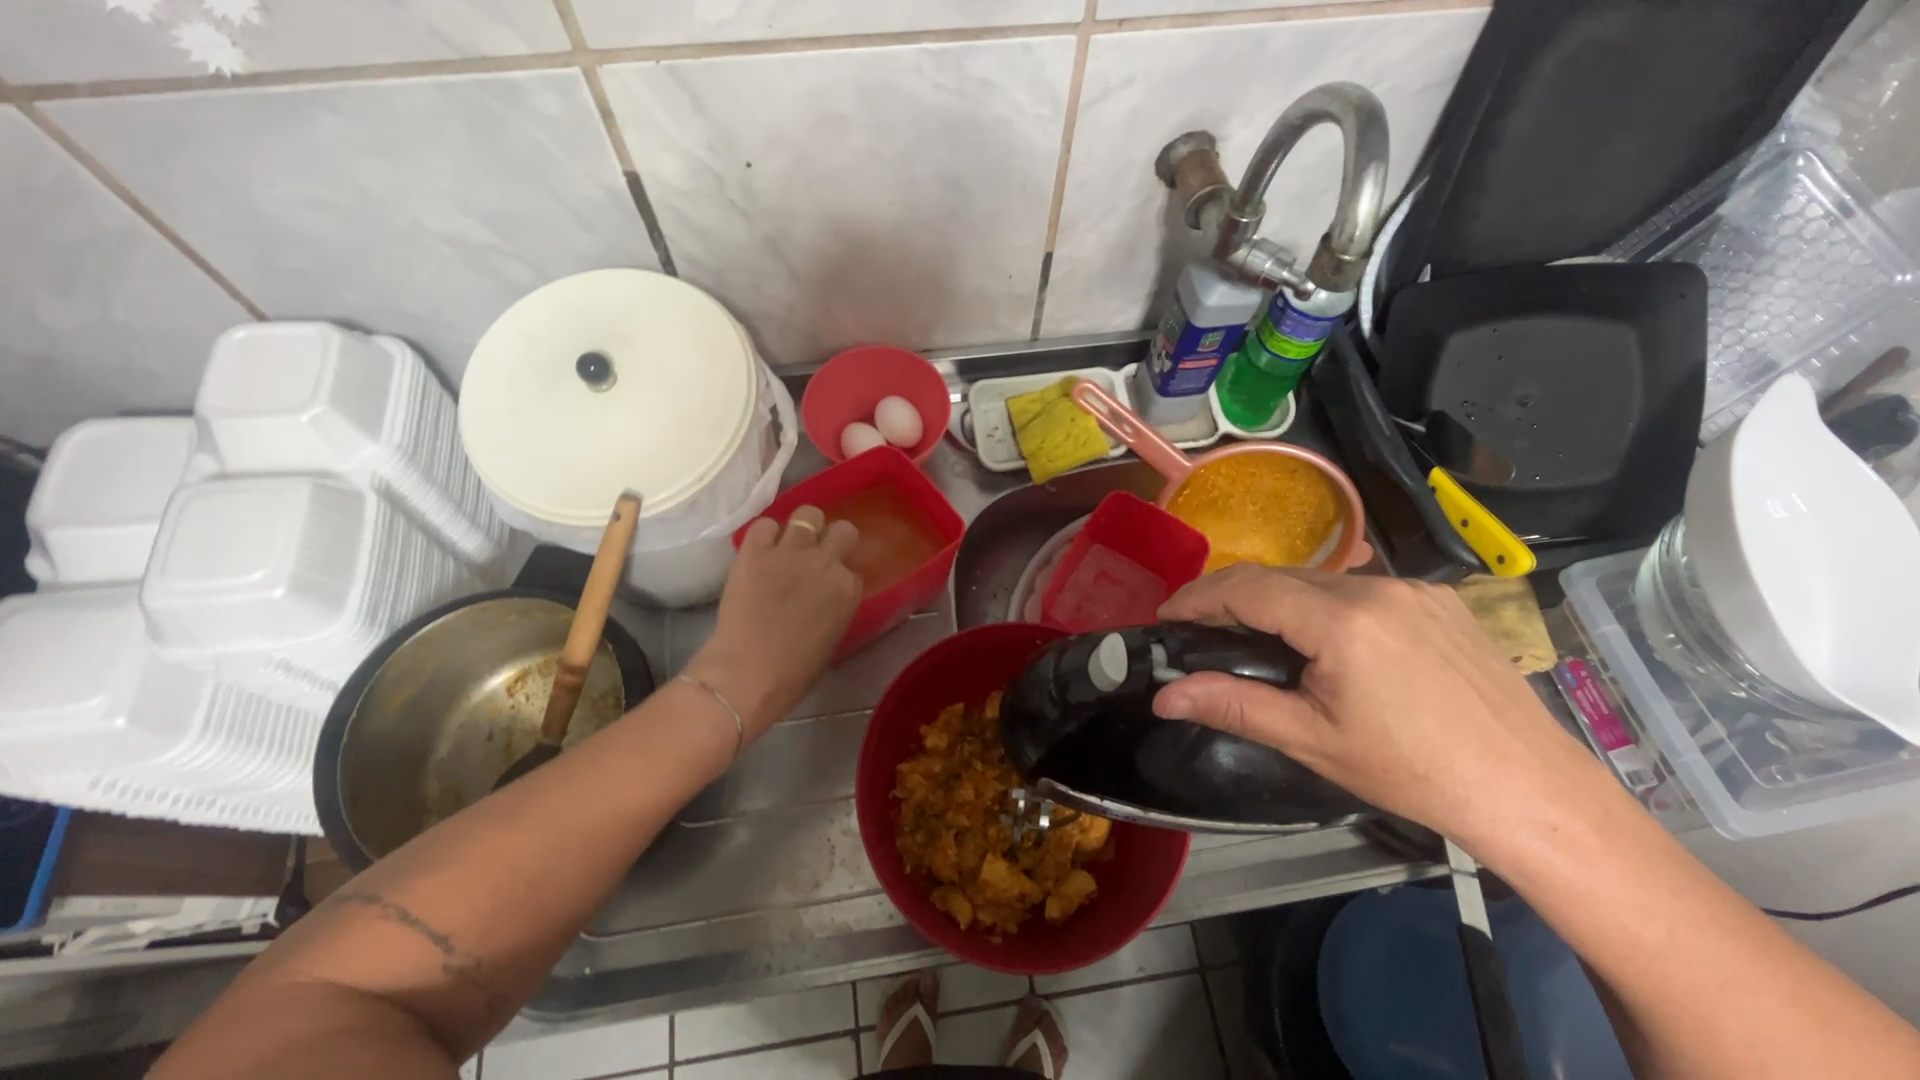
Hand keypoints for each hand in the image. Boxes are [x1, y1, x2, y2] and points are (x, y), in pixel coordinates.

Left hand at [682, 507, 861, 741]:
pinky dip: (765, 534)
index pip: (851, 568)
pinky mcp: (755, 551)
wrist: (748, 672)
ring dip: (802, 527)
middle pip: (842, 530)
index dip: (839, 574)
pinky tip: (761, 550)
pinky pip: (764, 524)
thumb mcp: (832, 637)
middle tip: (816, 555)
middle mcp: (825, 562)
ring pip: (807, 514)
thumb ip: (835, 608)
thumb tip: (824, 597)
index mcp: (848, 589)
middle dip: (832, 539)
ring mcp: (789, 552)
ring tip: (789, 544)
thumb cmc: (794, 671)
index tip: (826, 585)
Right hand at [1151, 564, 1616, 848]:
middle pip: (1283, 576)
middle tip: (1201, 632)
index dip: (1198, 596)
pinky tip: (1326, 643)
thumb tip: (1164, 696)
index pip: (1249, 587)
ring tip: (1257, 639)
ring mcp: (1416, 589)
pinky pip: (1364, 590)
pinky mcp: (1442, 600)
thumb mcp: (1312, 740)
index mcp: (1343, 621)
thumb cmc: (1411, 771)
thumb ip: (1233, 706)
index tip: (1166, 616)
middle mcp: (1379, 587)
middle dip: (1233, 597)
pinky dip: (1326, 605)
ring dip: (1280, 600)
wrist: (1526, 787)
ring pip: (1324, 581)